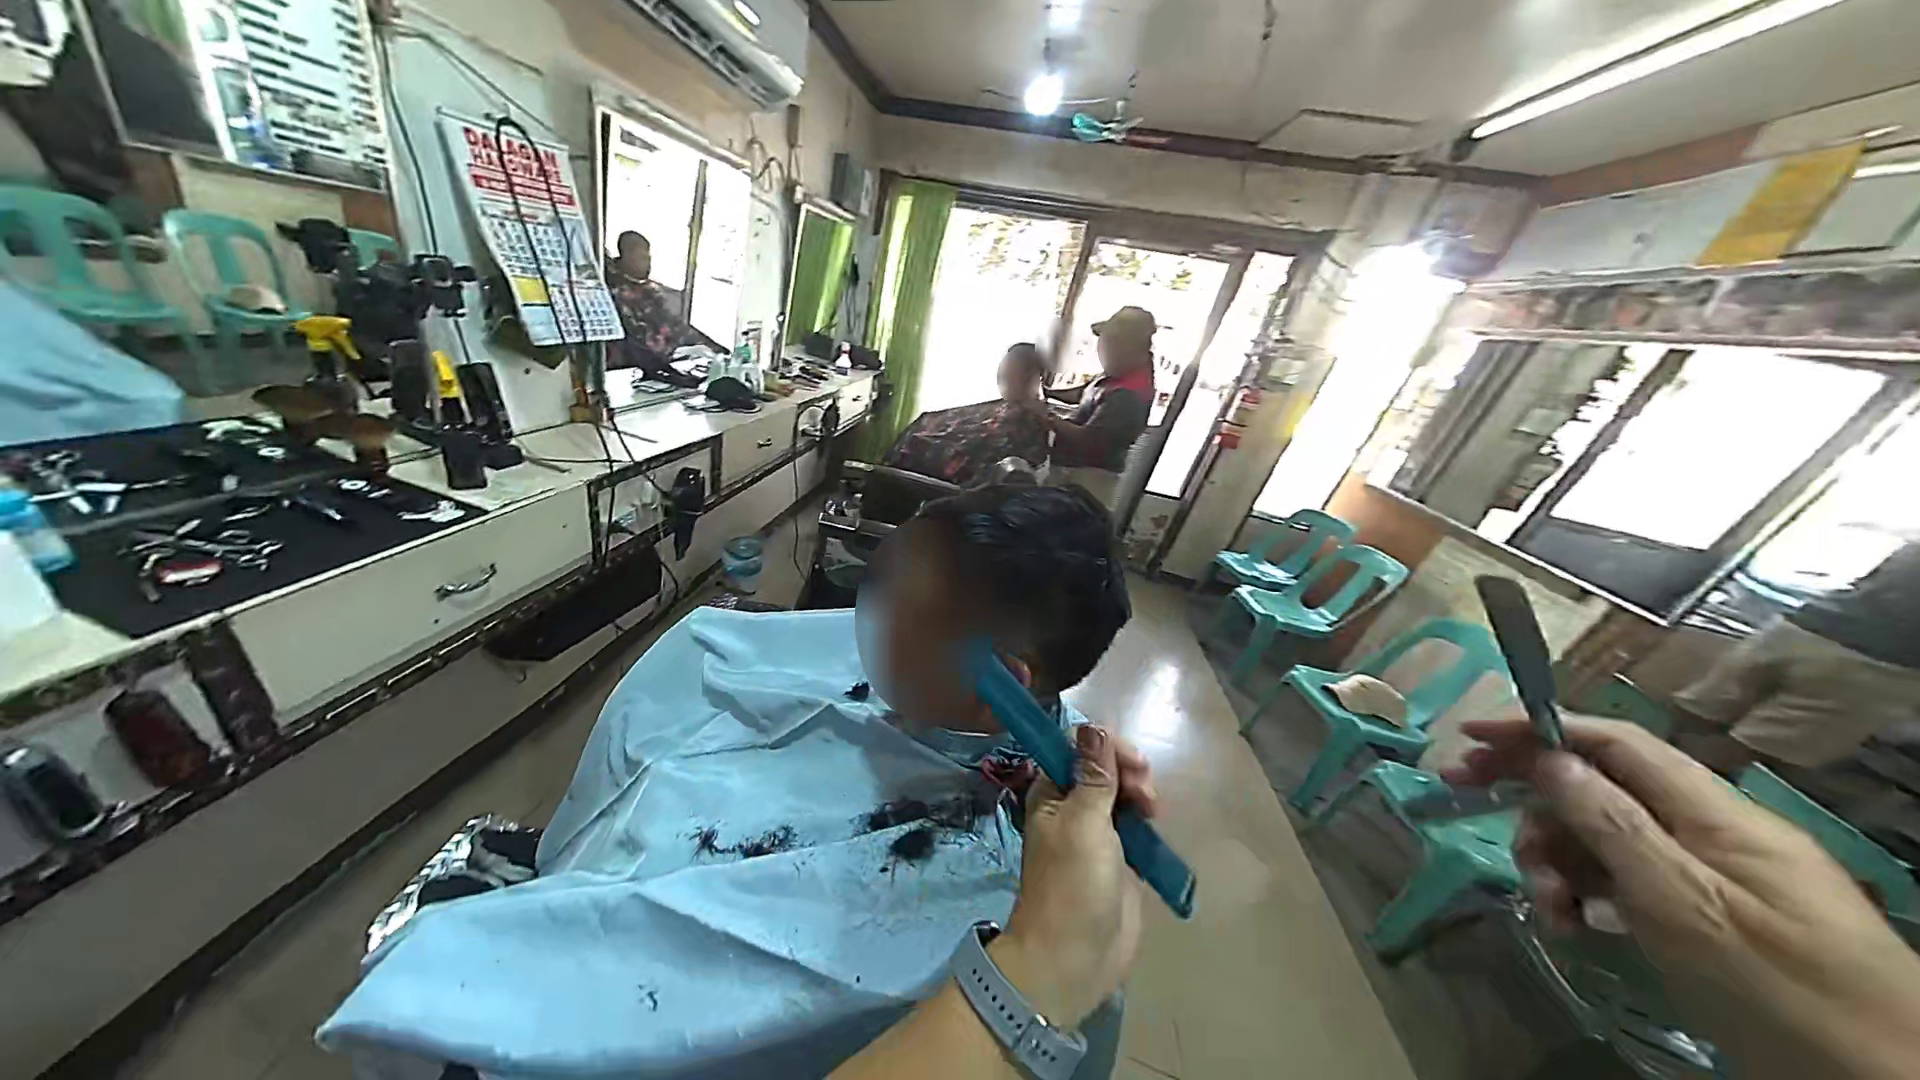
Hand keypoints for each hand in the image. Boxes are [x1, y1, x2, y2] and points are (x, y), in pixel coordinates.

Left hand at [993, 724, 1144, 1028]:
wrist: (1073, 959)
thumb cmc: (1072, 885)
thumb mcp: (1084, 823)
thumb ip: (1093, 775)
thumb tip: (1093, 726)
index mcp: (1052, 791)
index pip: (1078, 747)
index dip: (1106, 746)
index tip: (1132, 763)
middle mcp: (1072, 805)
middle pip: (1103, 767)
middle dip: (1128, 770)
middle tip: (1145, 794)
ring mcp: (1096, 831)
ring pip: (1122, 792)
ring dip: (1140, 792)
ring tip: (1152, 811)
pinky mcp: (1118, 855)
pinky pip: (1134, 822)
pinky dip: (1145, 818)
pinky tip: (1155, 824)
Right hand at [1445, 712, 1919, 1079]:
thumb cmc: (1783, 992)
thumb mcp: (1683, 905)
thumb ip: (1612, 823)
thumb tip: (1549, 759)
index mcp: (1715, 814)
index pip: (1614, 741)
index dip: (1540, 727)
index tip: (1473, 734)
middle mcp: (1705, 830)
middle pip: (1594, 784)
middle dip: (1527, 791)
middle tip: (1462, 792)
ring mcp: (1701, 871)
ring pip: (1596, 835)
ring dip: (1550, 857)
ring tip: (1543, 903)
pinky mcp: (1694, 910)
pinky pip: (1617, 878)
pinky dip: (1581, 893)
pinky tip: (1569, 924)